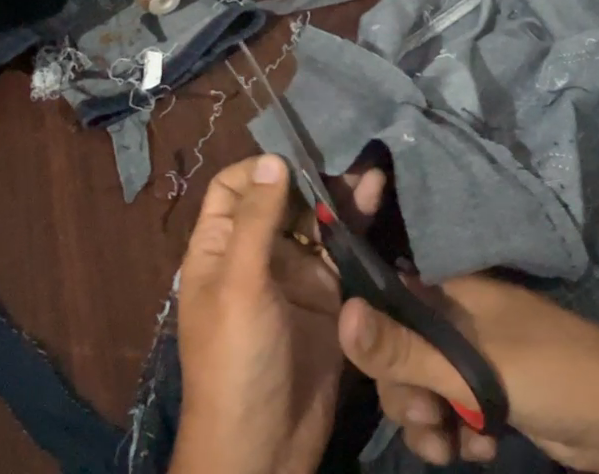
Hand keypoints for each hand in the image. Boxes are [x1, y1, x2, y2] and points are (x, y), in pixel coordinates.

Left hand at [172, 155, 385, 473]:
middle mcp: (257, 254)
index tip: (299, 157)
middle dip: (313, 177)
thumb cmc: (235, 359)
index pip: (235, 187)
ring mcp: (295, 276)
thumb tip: (272, 159)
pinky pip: (343, 254)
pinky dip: (359, 228)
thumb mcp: (239, 285)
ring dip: (342, 198)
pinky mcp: (329, 298)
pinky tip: (378, 199)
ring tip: (373, 172)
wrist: (264, 447)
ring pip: (317, 224)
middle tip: (350, 154)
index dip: (262, 169)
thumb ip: (257, 221)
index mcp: (220, 247)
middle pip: (283, 201)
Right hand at [339, 276, 598, 473]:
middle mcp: (462, 317)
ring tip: (455, 446)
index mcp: (454, 291)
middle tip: (432, 423)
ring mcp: (480, 355)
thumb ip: (402, 347)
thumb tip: (338, 314)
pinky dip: (459, 431)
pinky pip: (455, 409)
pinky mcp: (497, 392)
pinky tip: (480, 448)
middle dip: (409, 396)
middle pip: (403, 355)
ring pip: (427, 388)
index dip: (379, 347)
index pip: (390, 306)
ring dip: (432, 423)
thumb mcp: (469, 367)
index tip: (391, 384)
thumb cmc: (548, 375)